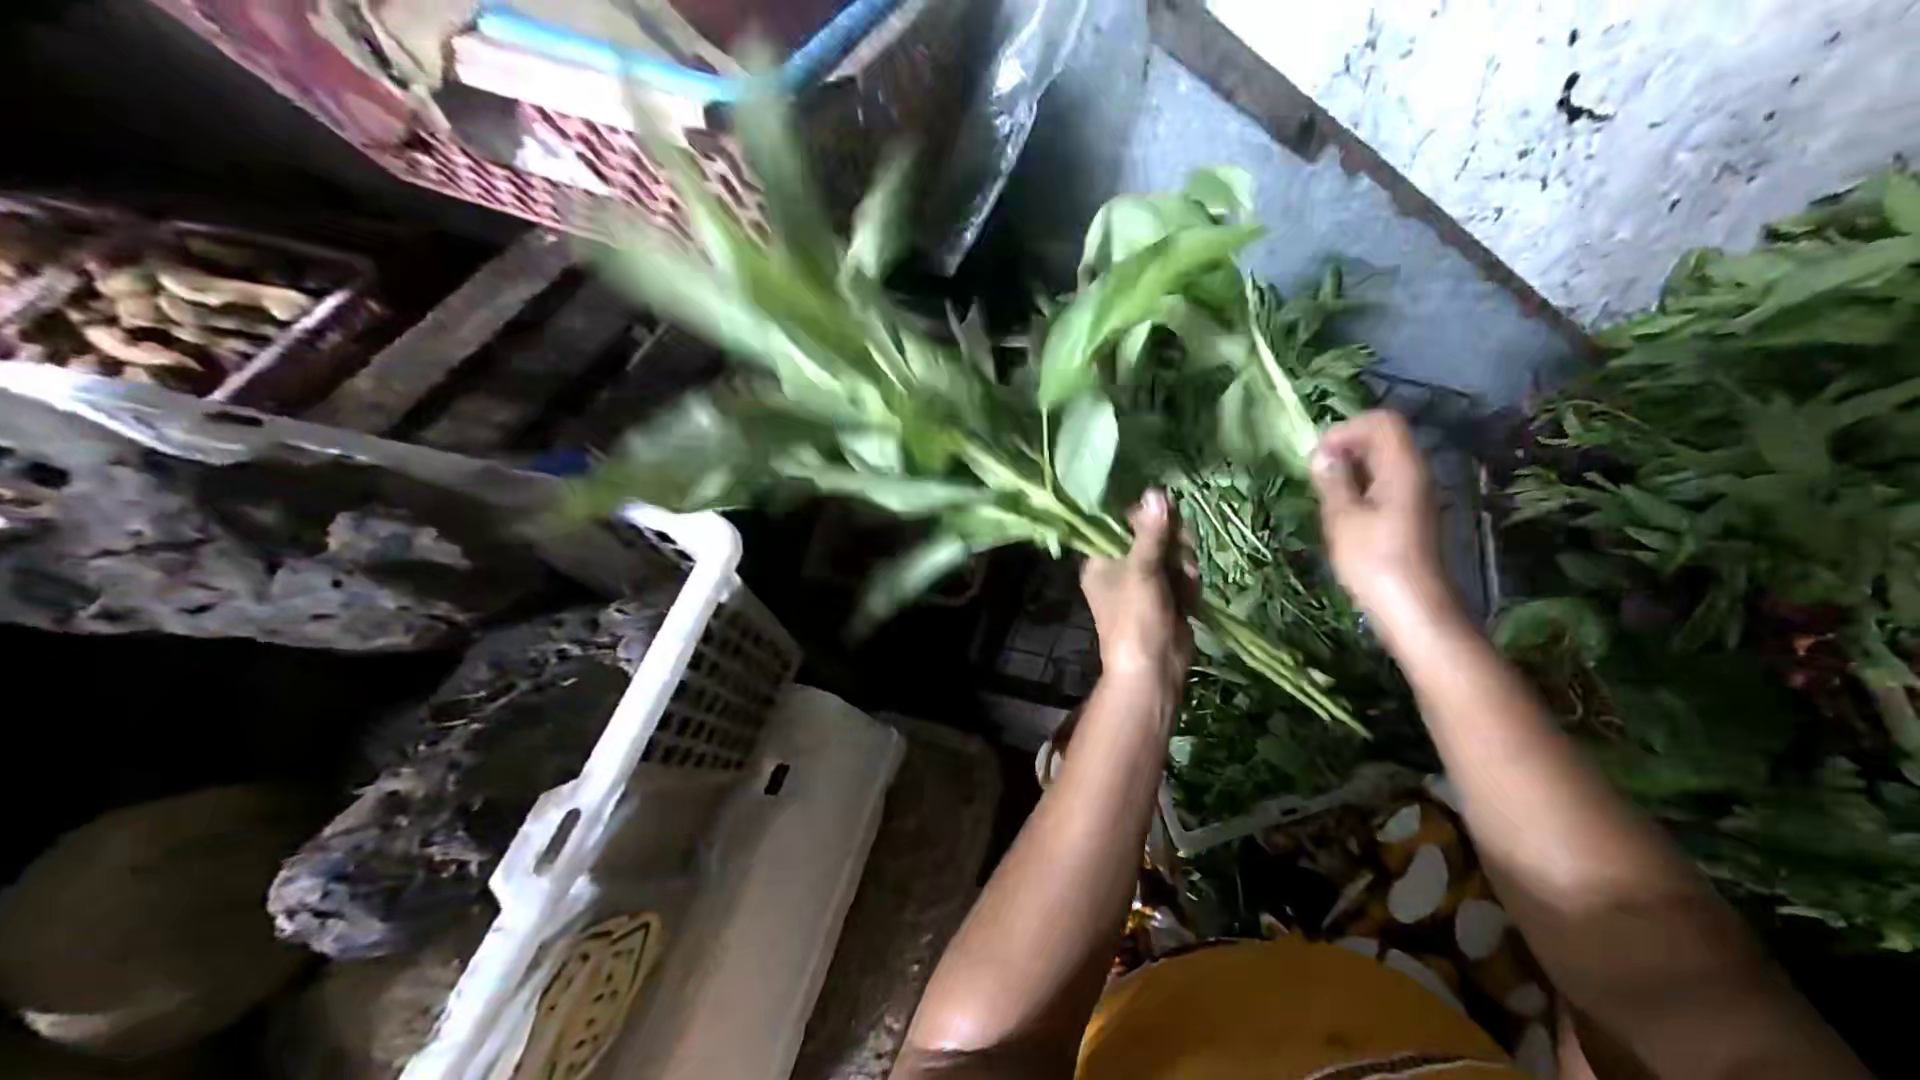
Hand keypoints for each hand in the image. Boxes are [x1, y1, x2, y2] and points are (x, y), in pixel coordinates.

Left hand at [1081, 489, 1195, 691]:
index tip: (1165, 514)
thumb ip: (1150, 532)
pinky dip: (1187, 583)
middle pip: (1151, 535)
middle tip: (1180, 552)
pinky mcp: (1165, 595)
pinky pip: (1180, 574)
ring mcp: (1144, 582)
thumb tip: (1155, 492)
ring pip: (1171, 553)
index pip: (1119, 522)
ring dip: (1182, 564)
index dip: (1143, 517)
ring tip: (1183, 581)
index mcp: (1100, 559)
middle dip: (1171, 543)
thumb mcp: (1142, 570)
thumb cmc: (1136, 618)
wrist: (1154, 669)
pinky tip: (1188, 595)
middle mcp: (1119, 567)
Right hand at [1310, 410, 1461, 638]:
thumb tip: (1322, 454)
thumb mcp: (1343, 518)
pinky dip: (1358, 488)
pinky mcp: (1407, 516)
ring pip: (1380, 463)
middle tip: (1314, 474)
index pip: (1381, 422)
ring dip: (1349, 469)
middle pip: (1382, 439)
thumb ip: (1332, 481)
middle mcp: (1414, 475)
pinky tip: (1339, 511)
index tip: (1317, 456)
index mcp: (1403, 469)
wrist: (1413, 609)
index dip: (1346, 429)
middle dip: (1344, 447)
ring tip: (1322, 492)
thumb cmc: (1374, 562)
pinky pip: (1382, 485)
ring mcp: (1413, 496)